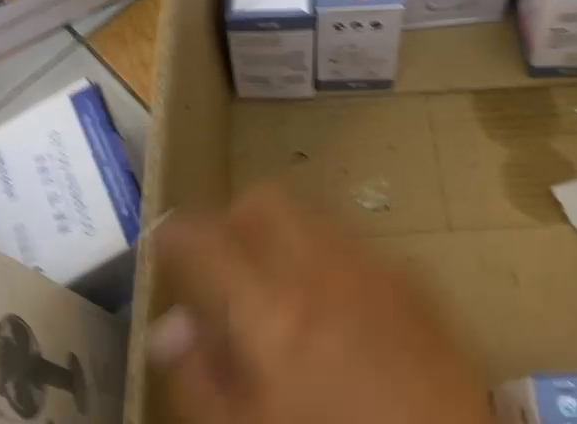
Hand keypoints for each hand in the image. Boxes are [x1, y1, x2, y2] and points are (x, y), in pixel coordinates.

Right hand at [151, 184, 493, 423]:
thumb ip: (200, 376)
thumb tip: (169, 327)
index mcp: (273, 307)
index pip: (207, 237)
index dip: (176, 231)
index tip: (164, 238)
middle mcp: (323, 267)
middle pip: (265, 200)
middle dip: (236, 218)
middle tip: (225, 260)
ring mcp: (374, 265)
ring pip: (313, 214)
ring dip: (284, 235)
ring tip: (279, 287)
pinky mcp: (412, 278)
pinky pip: (355, 244)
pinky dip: (330, 259)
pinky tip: (335, 309)